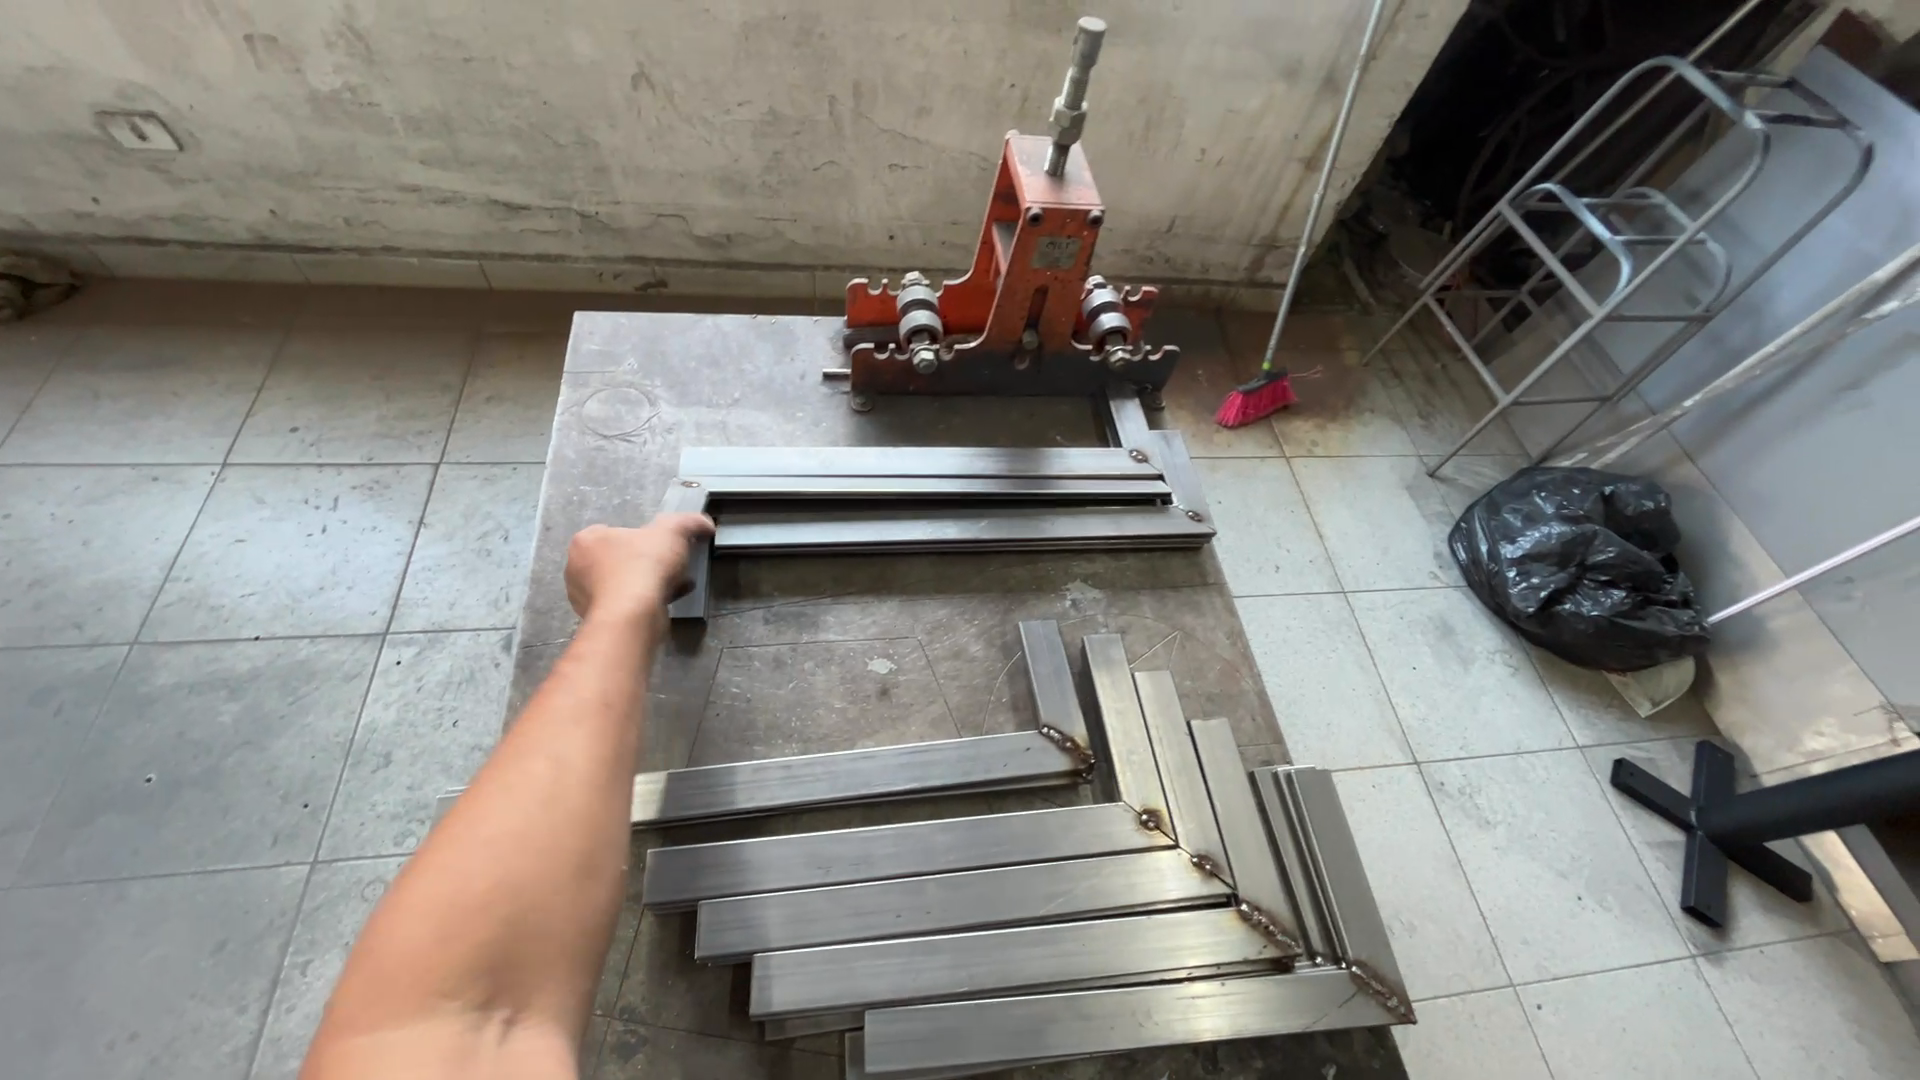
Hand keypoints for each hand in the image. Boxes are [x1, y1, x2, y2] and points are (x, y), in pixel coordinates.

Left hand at [564, 514, 714, 623]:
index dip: (638, 537)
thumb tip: (705, 524)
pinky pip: (623, 604)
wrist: (633, 616)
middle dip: (641, 562)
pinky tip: (665, 600)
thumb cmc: (644, 565)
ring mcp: (582, 597)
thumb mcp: (672, 531)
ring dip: (644, 583)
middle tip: (666, 566)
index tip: (659, 546)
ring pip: (620, 583)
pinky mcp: (596, 619)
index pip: (610, 532)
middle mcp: (576, 567)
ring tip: (673, 585)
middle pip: (616, 559)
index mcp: (585, 541)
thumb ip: (688, 522)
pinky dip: (642, 602)